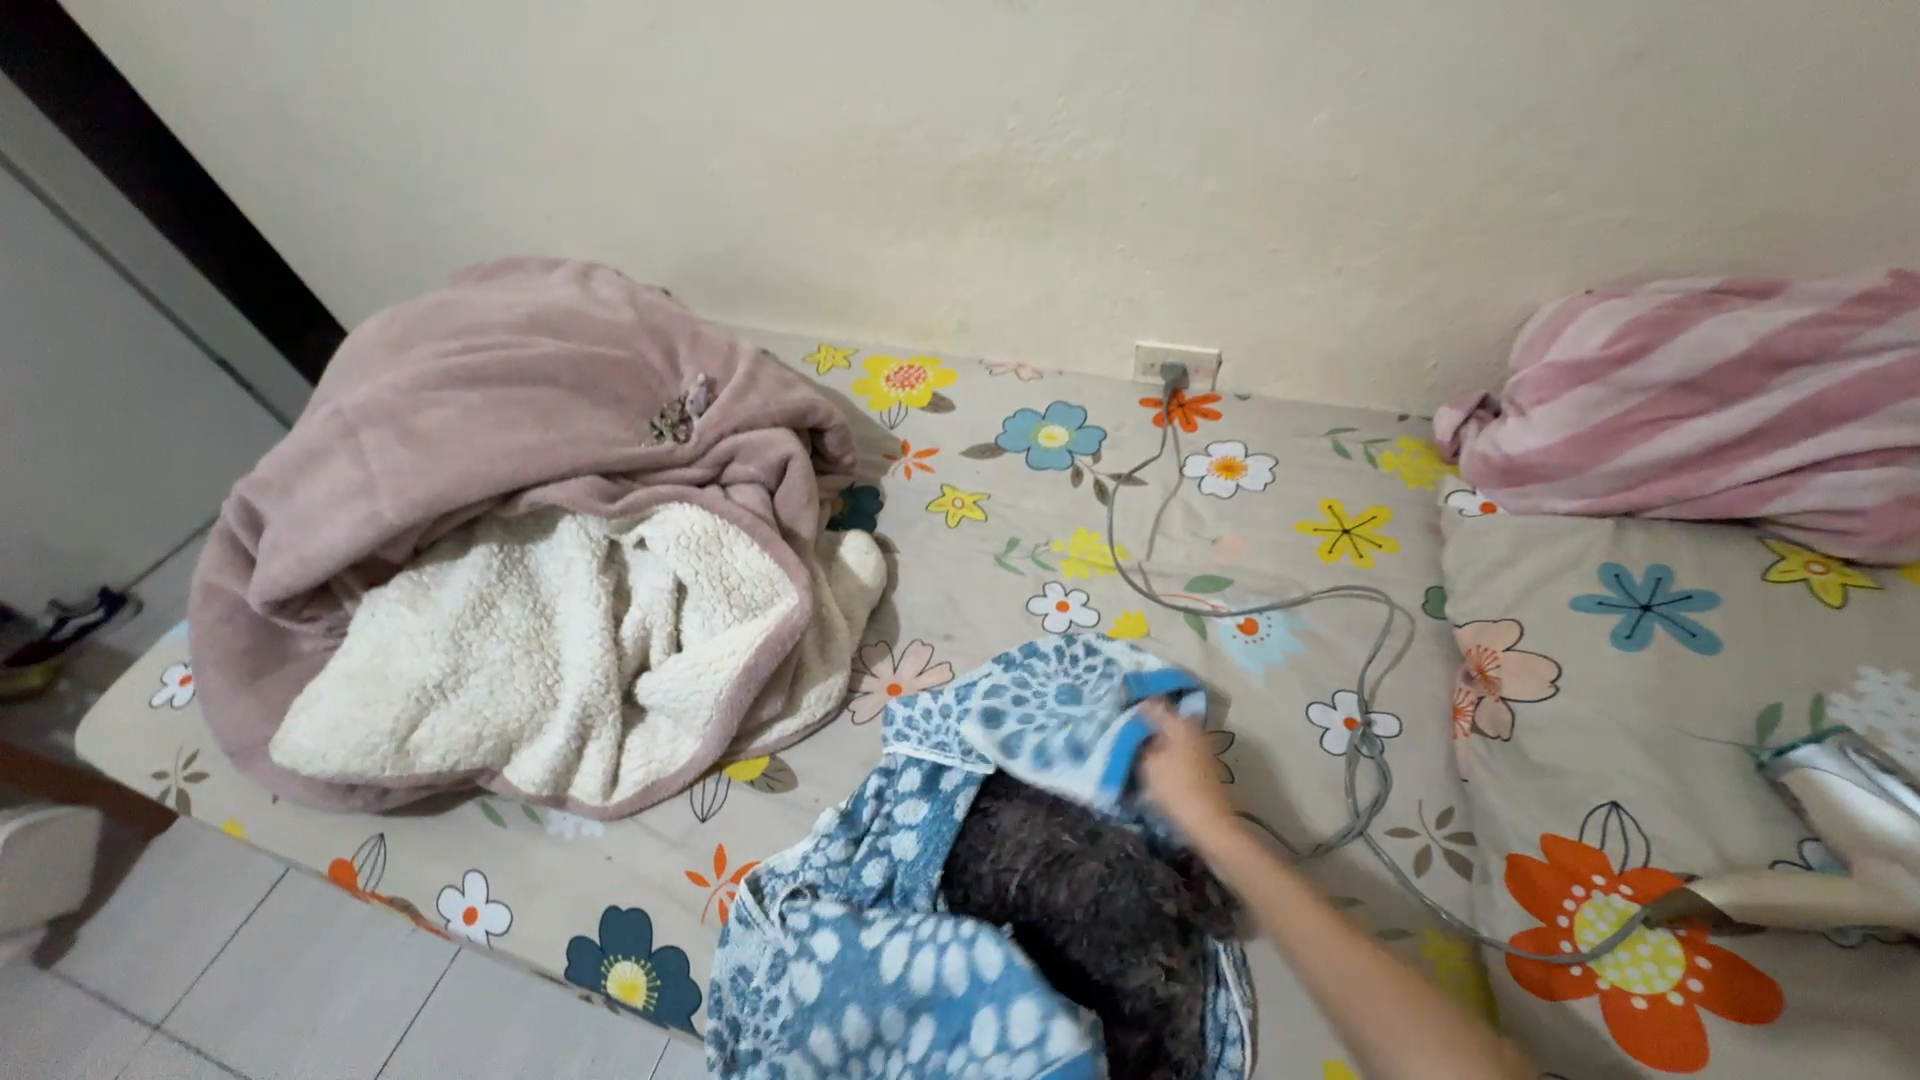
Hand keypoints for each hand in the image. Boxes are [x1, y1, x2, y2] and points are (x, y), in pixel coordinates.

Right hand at [1134, 699, 1235, 837]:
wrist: (1208, 822)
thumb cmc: (1176, 788)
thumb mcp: (1148, 764)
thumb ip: (1139, 743)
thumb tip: (1137, 734)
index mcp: (1180, 724)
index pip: (1155, 705)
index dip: (1137, 707)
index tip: (1121, 712)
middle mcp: (1194, 730)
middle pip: (1166, 720)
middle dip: (1147, 724)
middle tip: (1126, 731)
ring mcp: (1202, 748)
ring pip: (1172, 737)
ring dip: (1156, 741)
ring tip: (1135, 749)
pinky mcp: (1203, 766)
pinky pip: (1178, 751)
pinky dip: (1165, 754)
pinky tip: (1152, 764)